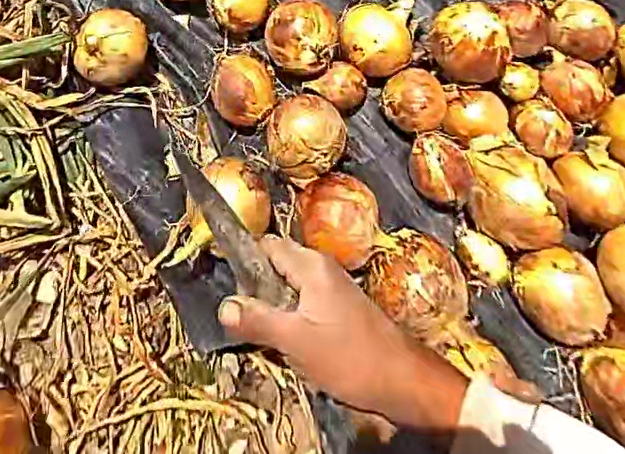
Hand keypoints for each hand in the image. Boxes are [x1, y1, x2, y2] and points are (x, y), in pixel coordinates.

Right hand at [218, 236, 468, 432]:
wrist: (401, 379)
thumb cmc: (350, 356)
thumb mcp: (297, 341)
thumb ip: (258, 321)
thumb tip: (223, 306)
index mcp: (310, 265)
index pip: (267, 245)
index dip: (245, 260)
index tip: (230, 285)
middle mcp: (321, 267)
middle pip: (276, 265)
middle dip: (259, 292)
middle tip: (252, 322)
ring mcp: (331, 286)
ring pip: (288, 288)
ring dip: (276, 311)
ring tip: (274, 339)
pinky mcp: (338, 306)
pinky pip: (303, 303)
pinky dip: (293, 320)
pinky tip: (294, 347)